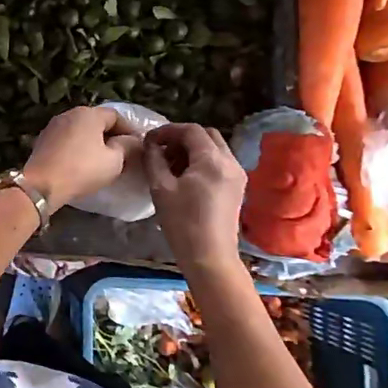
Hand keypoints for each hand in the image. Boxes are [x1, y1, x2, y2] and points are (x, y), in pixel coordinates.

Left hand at [22, 106, 141, 211]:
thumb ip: (127, 147)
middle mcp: (69, 114)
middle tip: (122, 154)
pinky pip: (67, 141)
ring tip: (103, 160)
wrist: (41, 186)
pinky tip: (81, 164)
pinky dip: (77, 149)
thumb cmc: (82, 170)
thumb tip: (131, 141)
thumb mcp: (114, 161)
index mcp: (88, 114)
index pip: (116, 116)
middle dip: (111, 136)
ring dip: (93, 143)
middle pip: (96, 121)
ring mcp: (53, 127)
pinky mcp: (42, 141)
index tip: (138, 147)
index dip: (129, 130)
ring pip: (80, 131)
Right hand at [145, 123, 246, 273]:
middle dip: (182, 137)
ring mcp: (238, 174)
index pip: (191, 130)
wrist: (210, 256)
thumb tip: (150, 144)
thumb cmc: (182, 223)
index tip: (149, 140)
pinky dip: (202, 160)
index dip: (168, 130)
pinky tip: (185, 176)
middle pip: (206, 135)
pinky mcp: (238, 186)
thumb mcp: (160, 189)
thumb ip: (154, 160)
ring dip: (192, 148)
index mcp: (212, 160)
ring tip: (170, 164)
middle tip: (161, 149)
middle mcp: (230, 161)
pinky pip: (220, 161)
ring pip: (214, 147)